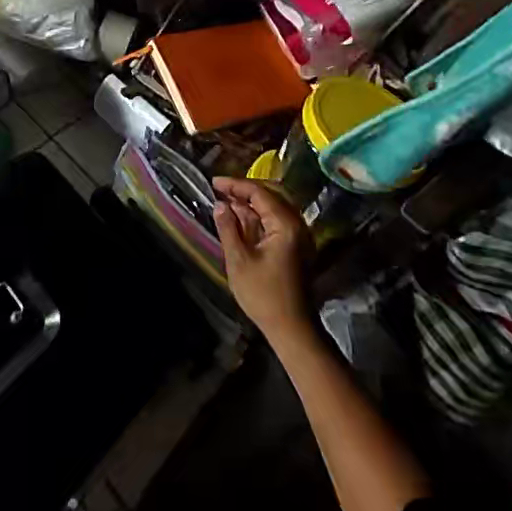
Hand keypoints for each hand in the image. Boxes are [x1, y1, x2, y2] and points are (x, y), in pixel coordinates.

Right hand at [213, 176, 315, 339]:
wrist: (291, 327)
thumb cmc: (263, 295)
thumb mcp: (239, 261)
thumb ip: (228, 229)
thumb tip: (220, 205)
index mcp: (286, 224)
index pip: (260, 193)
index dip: (235, 185)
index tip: (213, 183)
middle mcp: (297, 224)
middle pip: (271, 194)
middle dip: (244, 189)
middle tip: (220, 189)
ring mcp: (298, 235)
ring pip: (274, 207)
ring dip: (250, 202)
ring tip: (225, 201)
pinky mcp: (295, 246)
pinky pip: (276, 221)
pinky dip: (258, 216)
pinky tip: (240, 218)